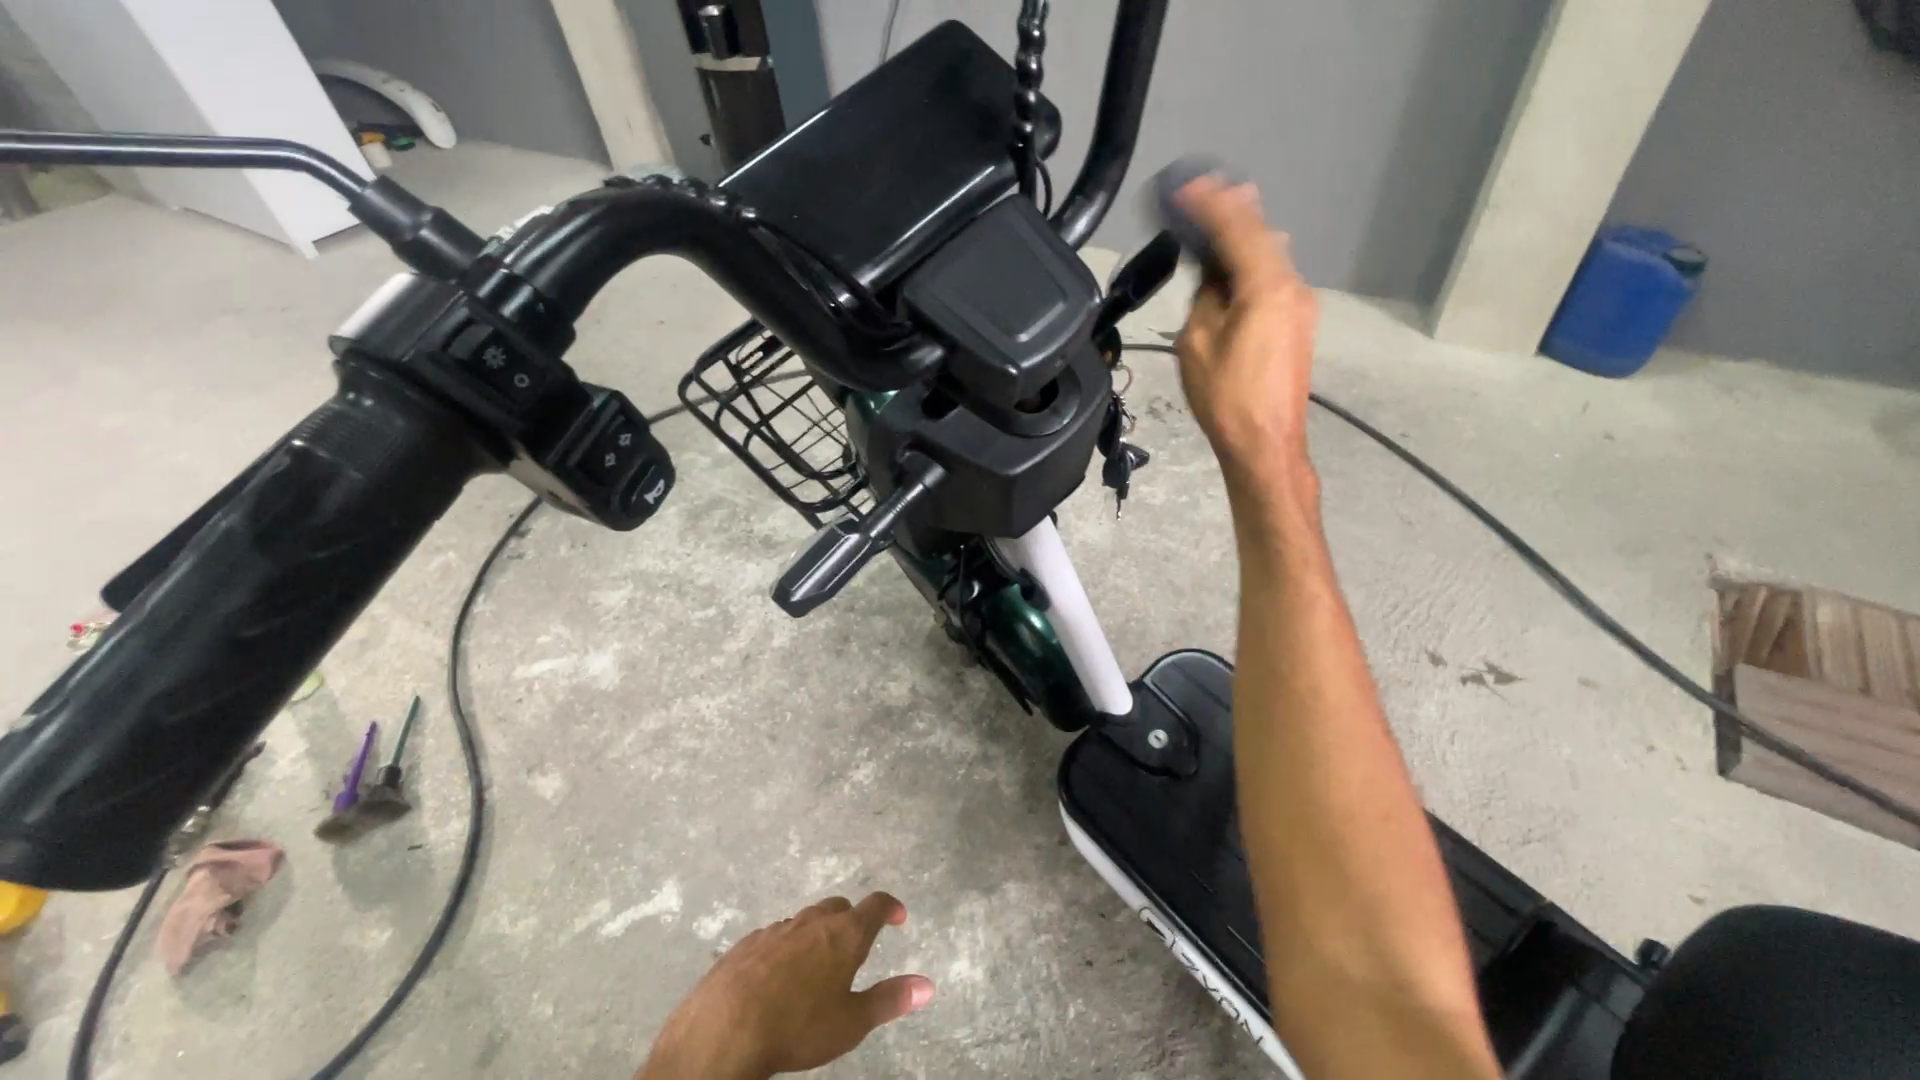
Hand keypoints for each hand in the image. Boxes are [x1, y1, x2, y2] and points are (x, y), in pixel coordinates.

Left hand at [637, 892, 934, 1079]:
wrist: (724, 1029)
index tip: (898, 916)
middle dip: (851, 919)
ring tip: (817, 964)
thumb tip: (928, 985)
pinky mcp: (746, 944)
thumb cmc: (798, 1026)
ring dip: (817, 933)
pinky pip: (775, 937)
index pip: (875, 905)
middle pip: (838, 907)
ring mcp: (776, 930)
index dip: (890, 907)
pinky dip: (786, 948)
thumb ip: (890, 1000)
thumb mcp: (852, 1022)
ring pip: (804, 921)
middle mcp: (812, 922)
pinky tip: (778, 976)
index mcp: (844, 934)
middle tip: (856, 944)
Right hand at [1173, 178, 1319, 494]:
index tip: (1187, 187)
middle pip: (1263, 235)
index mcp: (1267, 287)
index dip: (1210, 204)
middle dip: (1234, 210)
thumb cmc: (1226, 398)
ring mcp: (1301, 306)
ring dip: (1247, 235)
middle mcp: (1293, 287)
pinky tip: (1238, 262)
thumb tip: (1214, 279)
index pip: (1237, 229)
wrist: (1266, 444)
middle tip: (1209, 188)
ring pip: (1272, 256)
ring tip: (1222, 214)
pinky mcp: (1298, 325)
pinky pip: (1275, 278)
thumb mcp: (1197, 343)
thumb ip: (1206, 297)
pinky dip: (1254, 262)